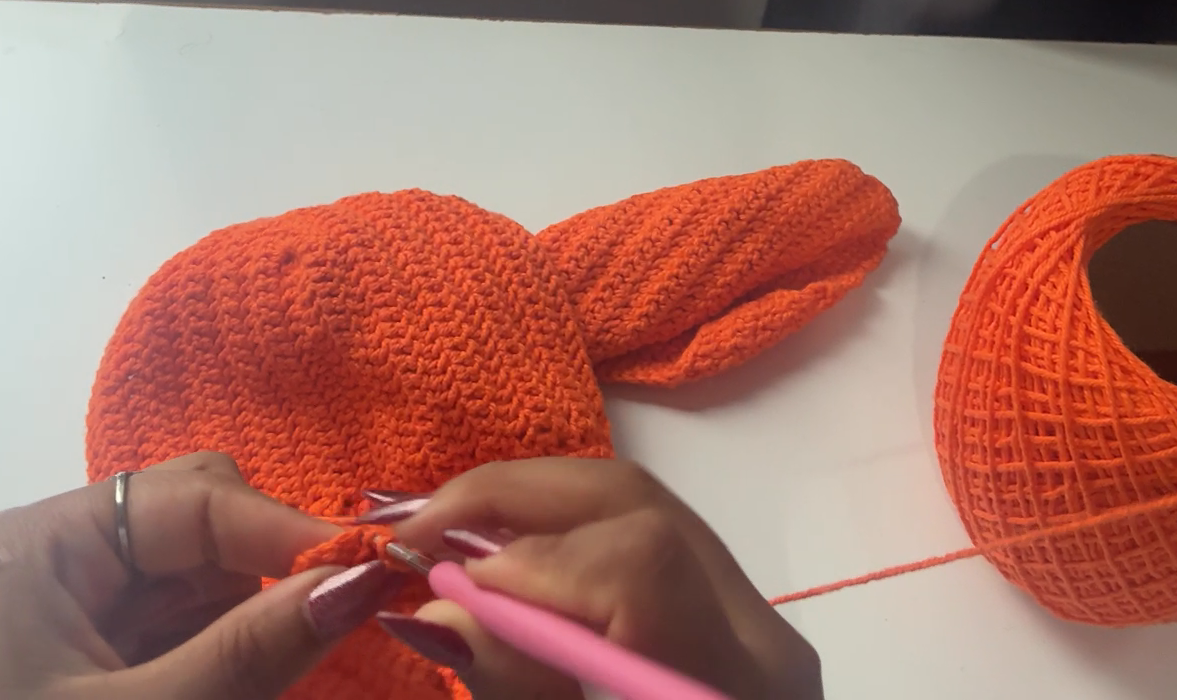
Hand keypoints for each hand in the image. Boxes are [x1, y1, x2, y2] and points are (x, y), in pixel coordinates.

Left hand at [0, 451, 404, 699]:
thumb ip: (250, 650)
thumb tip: (371, 576)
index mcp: (48, 541)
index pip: (203, 495)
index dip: (289, 529)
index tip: (369, 566)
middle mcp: (67, 552)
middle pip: (210, 521)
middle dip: (270, 567)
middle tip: (329, 615)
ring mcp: (81, 603)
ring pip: (210, 572)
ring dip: (254, 611)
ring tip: (264, 669)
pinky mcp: (93, 650)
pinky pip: (189, 618)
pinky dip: (227, 642)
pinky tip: (231, 681)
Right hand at [382, 458, 822, 699]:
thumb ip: (518, 690)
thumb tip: (445, 604)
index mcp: (734, 687)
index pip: (642, 567)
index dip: (533, 565)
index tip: (444, 589)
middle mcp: (758, 630)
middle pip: (635, 500)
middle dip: (514, 496)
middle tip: (419, 525)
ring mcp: (747, 608)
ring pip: (634, 501)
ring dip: (532, 504)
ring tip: (450, 531)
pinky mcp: (724, 603)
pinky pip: (635, 528)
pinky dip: (561, 528)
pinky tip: (509, 553)